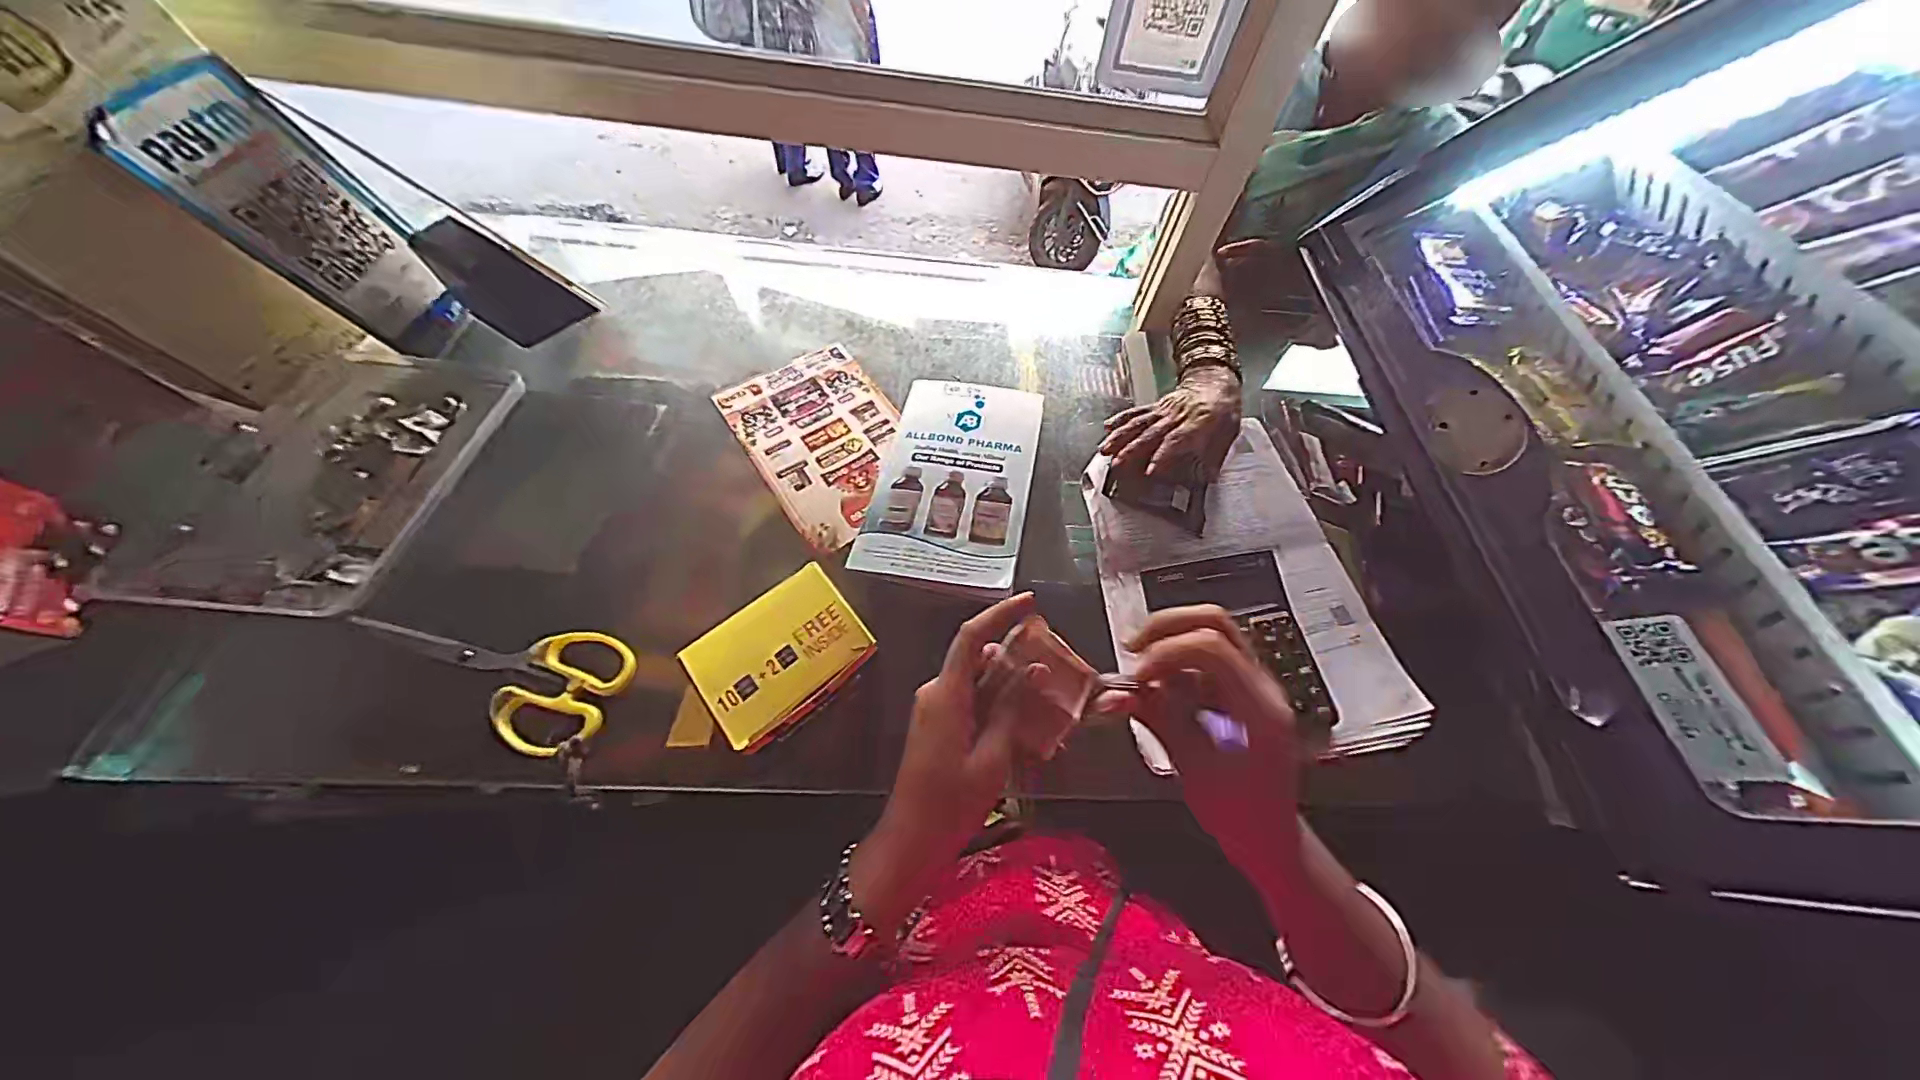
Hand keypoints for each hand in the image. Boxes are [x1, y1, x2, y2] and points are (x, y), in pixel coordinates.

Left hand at [854, 592, 1047, 929]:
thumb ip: (1012, 710)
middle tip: (1055, 657)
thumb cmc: (950, 804)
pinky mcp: (938, 725)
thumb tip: (1033, 670)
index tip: (1029, 602)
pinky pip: (972, 702)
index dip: (1000, 614)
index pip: (971, 638)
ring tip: (1049, 687)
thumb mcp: (992, 758)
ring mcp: (935, 709)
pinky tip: (1026, 715)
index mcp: (945, 694)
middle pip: (979, 659)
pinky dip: (997, 703)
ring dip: (1010, 682)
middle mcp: (937, 693)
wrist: (911, 840)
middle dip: (1016, 653)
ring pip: (978, 682)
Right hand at [1097, 605, 1303, 885]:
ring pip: (1210, 633)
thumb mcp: (1190, 766)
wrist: (1268, 835)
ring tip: (1142, 671)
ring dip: (1168, 642)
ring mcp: (1253, 686)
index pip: (1211, 647)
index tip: (1138, 675)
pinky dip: (1174, 663)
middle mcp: (1261, 687)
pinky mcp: (1238, 691)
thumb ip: (1155, 718)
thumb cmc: (1240, 814)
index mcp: (1258, 708)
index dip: (1165, 652)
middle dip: (1165, 628)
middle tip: (1134, 650)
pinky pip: (1204, 658)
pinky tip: (1158, 688)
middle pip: (1214, 623)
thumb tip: (1115, 693)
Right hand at [1100, 365, 1241, 479]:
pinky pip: (1137, 412)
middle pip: (1150, 433)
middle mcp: (1177, 416)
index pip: (1176, 441)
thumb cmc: (1224, 412)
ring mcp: (1163, 410)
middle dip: (1131, 450)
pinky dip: (1121, 420)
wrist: (1216, 382)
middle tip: (1116, 465)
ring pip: (1139, 423)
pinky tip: (1108, 427)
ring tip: (1105, 449)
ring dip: (1120, 436)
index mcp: (1198, 423)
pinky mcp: (1155, 407)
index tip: (1149, 472)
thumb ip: (1214, 457)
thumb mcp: (1229, 435)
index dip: (1162, 457)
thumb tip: (1208, 479)